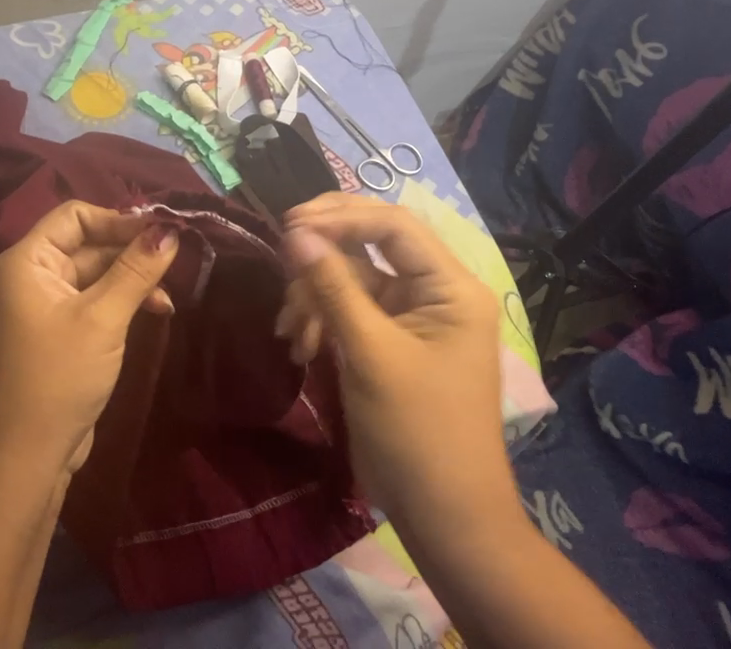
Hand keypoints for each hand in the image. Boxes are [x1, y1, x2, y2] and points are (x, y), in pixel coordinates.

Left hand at [0, 201, 179, 475]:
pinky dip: (123, 300)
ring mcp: (44, 303)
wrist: (29, 453)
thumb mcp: (103, 318)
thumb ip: (136, 269)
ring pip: (95, 272)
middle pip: (87, 243)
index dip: (118, 219)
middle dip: (130, 251)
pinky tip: (156, 310)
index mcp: (27, 260)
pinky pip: (94, 299)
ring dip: (132, 278)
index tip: (163, 232)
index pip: (74, 216)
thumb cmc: (60, 375)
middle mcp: (31, 274)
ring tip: (168, 296)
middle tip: (177, 262)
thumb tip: (170, 229)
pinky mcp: (60, 329)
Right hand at [275, 193, 511, 520]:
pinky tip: (300, 348)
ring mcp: (412, 317)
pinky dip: (321, 321)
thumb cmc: (416, 430)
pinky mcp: (391, 341)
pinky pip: (349, 310)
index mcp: (451, 287)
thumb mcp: (369, 353)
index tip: (286, 227)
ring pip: (352, 278)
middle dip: (322, 255)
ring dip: (315, 297)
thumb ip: (331, 286)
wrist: (442, 514)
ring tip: (291, 334)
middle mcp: (435, 292)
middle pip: (370, 244)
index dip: (338, 216)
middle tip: (280, 259)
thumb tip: (292, 233)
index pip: (392, 224)